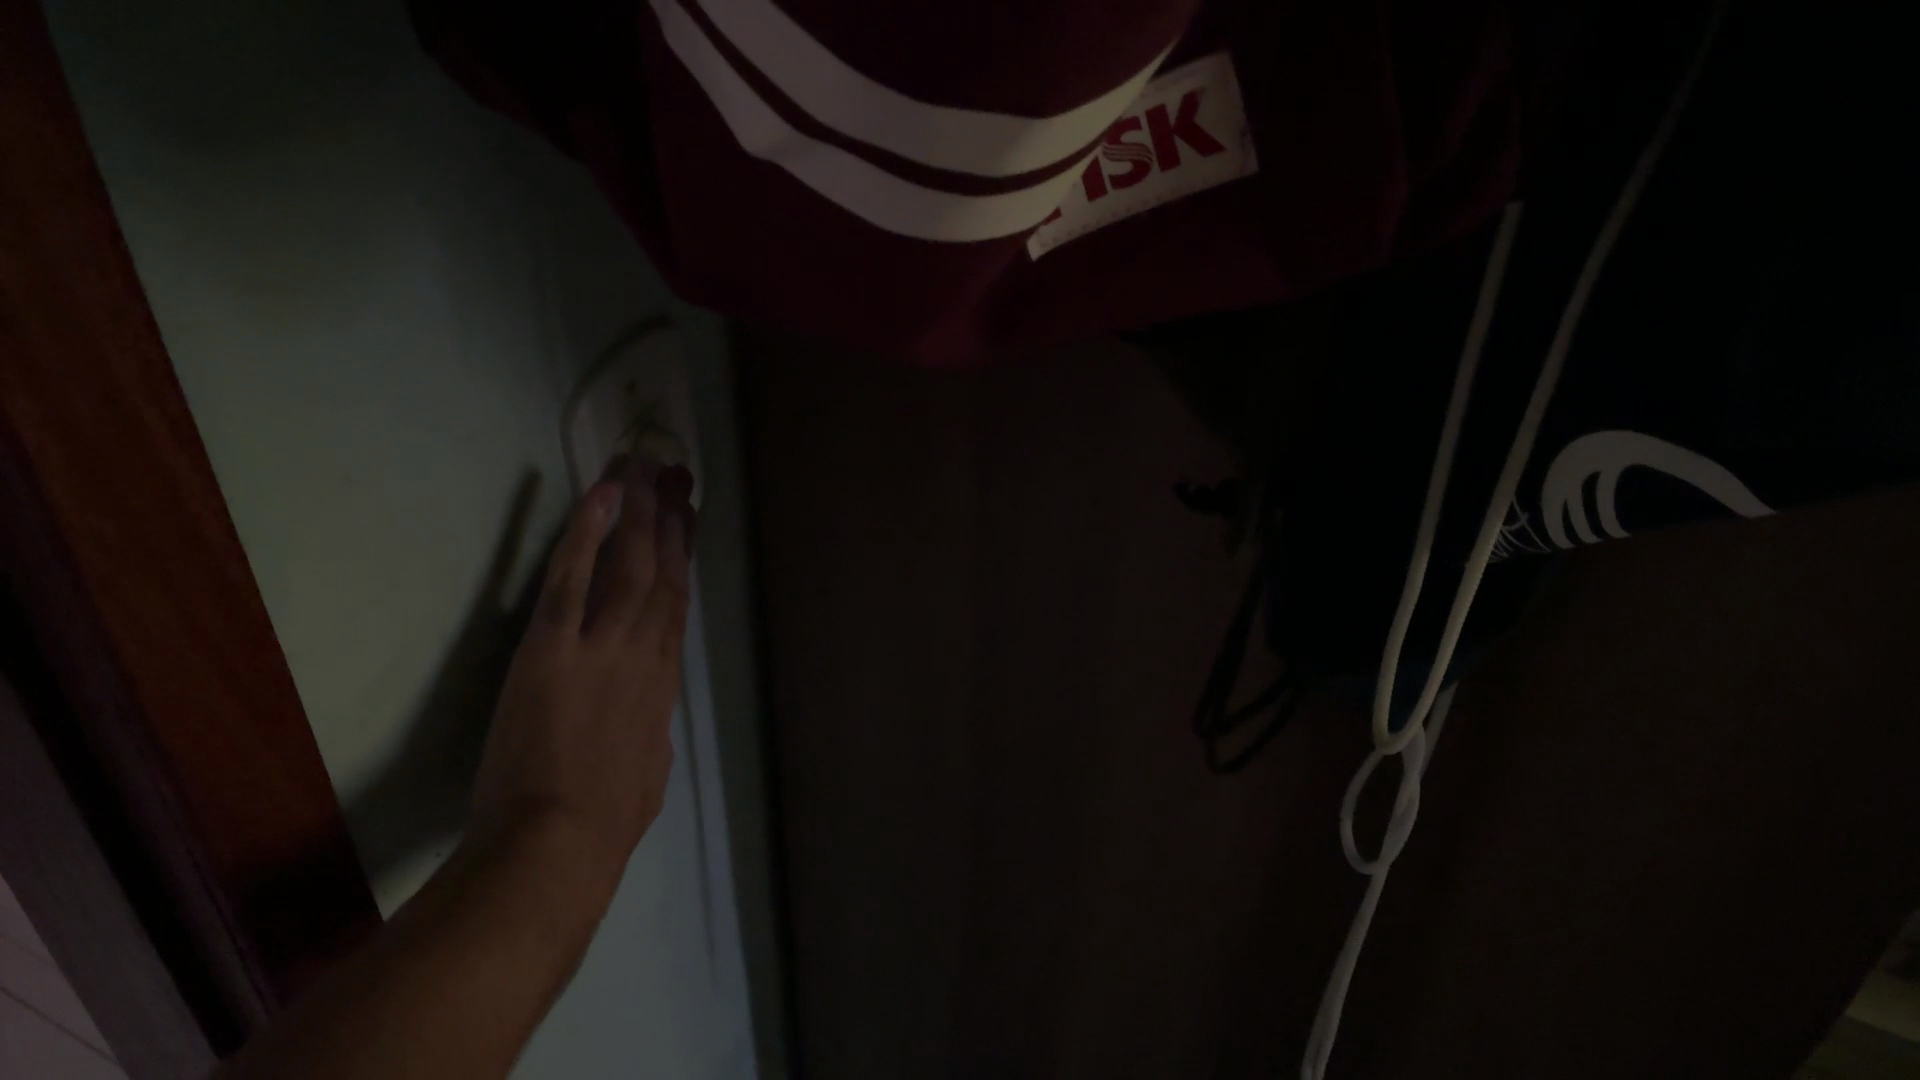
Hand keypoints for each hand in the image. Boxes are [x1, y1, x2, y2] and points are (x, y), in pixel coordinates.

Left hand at [468, 457, 697, 885]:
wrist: (559, 842)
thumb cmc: (607, 818)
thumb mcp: (649, 769)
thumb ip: (651, 729)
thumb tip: (649, 715)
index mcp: (664, 681)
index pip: (677, 604)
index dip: (685, 555)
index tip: (687, 518)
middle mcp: (645, 651)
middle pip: (663, 571)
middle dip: (670, 519)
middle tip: (674, 474)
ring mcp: (603, 645)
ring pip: (630, 564)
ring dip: (639, 512)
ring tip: (643, 467)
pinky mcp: (554, 647)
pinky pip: (573, 579)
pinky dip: (588, 534)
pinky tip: (601, 496)